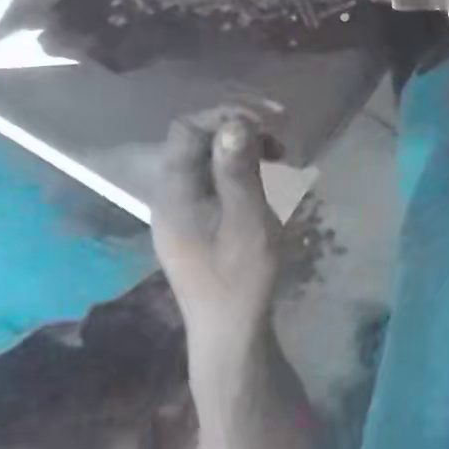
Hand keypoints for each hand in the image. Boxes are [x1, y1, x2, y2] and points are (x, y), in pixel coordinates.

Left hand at [148, 109, 278, 346]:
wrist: (229, 333)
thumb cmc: (240, 276)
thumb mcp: (247, 219)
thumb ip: (238, 169)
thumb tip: (235, 122)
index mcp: (175, 193)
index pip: (187, 130)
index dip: (224, 116)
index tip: (265, 122)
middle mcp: (169, 195)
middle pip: (195, 140)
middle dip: (237, 128)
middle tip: (279, 136)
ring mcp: (179, 209)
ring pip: (205, 157)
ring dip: (241, 145)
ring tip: (279, 153)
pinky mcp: (193, 220)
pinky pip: (210, 176)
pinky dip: (238, 165)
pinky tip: (265, 174)